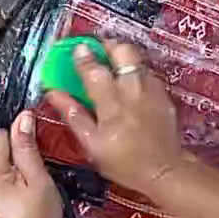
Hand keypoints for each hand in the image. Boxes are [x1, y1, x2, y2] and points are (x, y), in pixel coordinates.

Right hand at [41, 41, 194, 196]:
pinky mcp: (164, 94)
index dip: (84, 56)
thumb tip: (53, 93)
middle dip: (109, 45)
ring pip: (137, 59)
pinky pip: (148, 73)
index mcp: (111, 102)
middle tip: (98, 50)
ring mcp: (152, 89)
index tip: (77, 49)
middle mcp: (133, 89)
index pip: (94, 69)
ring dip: (123, 56)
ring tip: (113, 63)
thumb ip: (73, 115)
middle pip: (122, 51)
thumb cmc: (124, 161)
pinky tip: (131, 83)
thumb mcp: (92, 144)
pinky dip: (136, 71)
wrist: (164, 172)